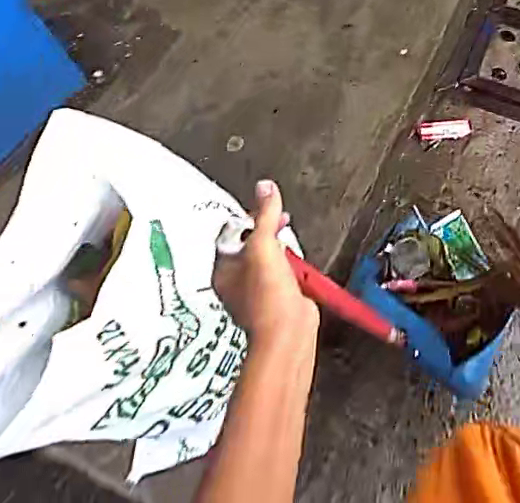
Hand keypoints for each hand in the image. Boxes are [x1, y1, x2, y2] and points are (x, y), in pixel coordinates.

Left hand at [213, 180, 318, 348]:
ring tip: (286, 231)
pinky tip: (296, 258)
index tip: (263, 205)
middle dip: (264, 229)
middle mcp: (236, 281)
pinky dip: (288, 262)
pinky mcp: (277, 298)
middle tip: (278, 216)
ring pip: (265, 258)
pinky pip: (280, 272)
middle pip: (249, 244)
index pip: (231, 233)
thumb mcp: (264, 244)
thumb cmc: (268, 295)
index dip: (247, 217)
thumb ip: (265, 215)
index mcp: (224, 269)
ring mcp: (257, 291)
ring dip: (277, 244)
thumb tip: (265, 187)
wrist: (289, 333)